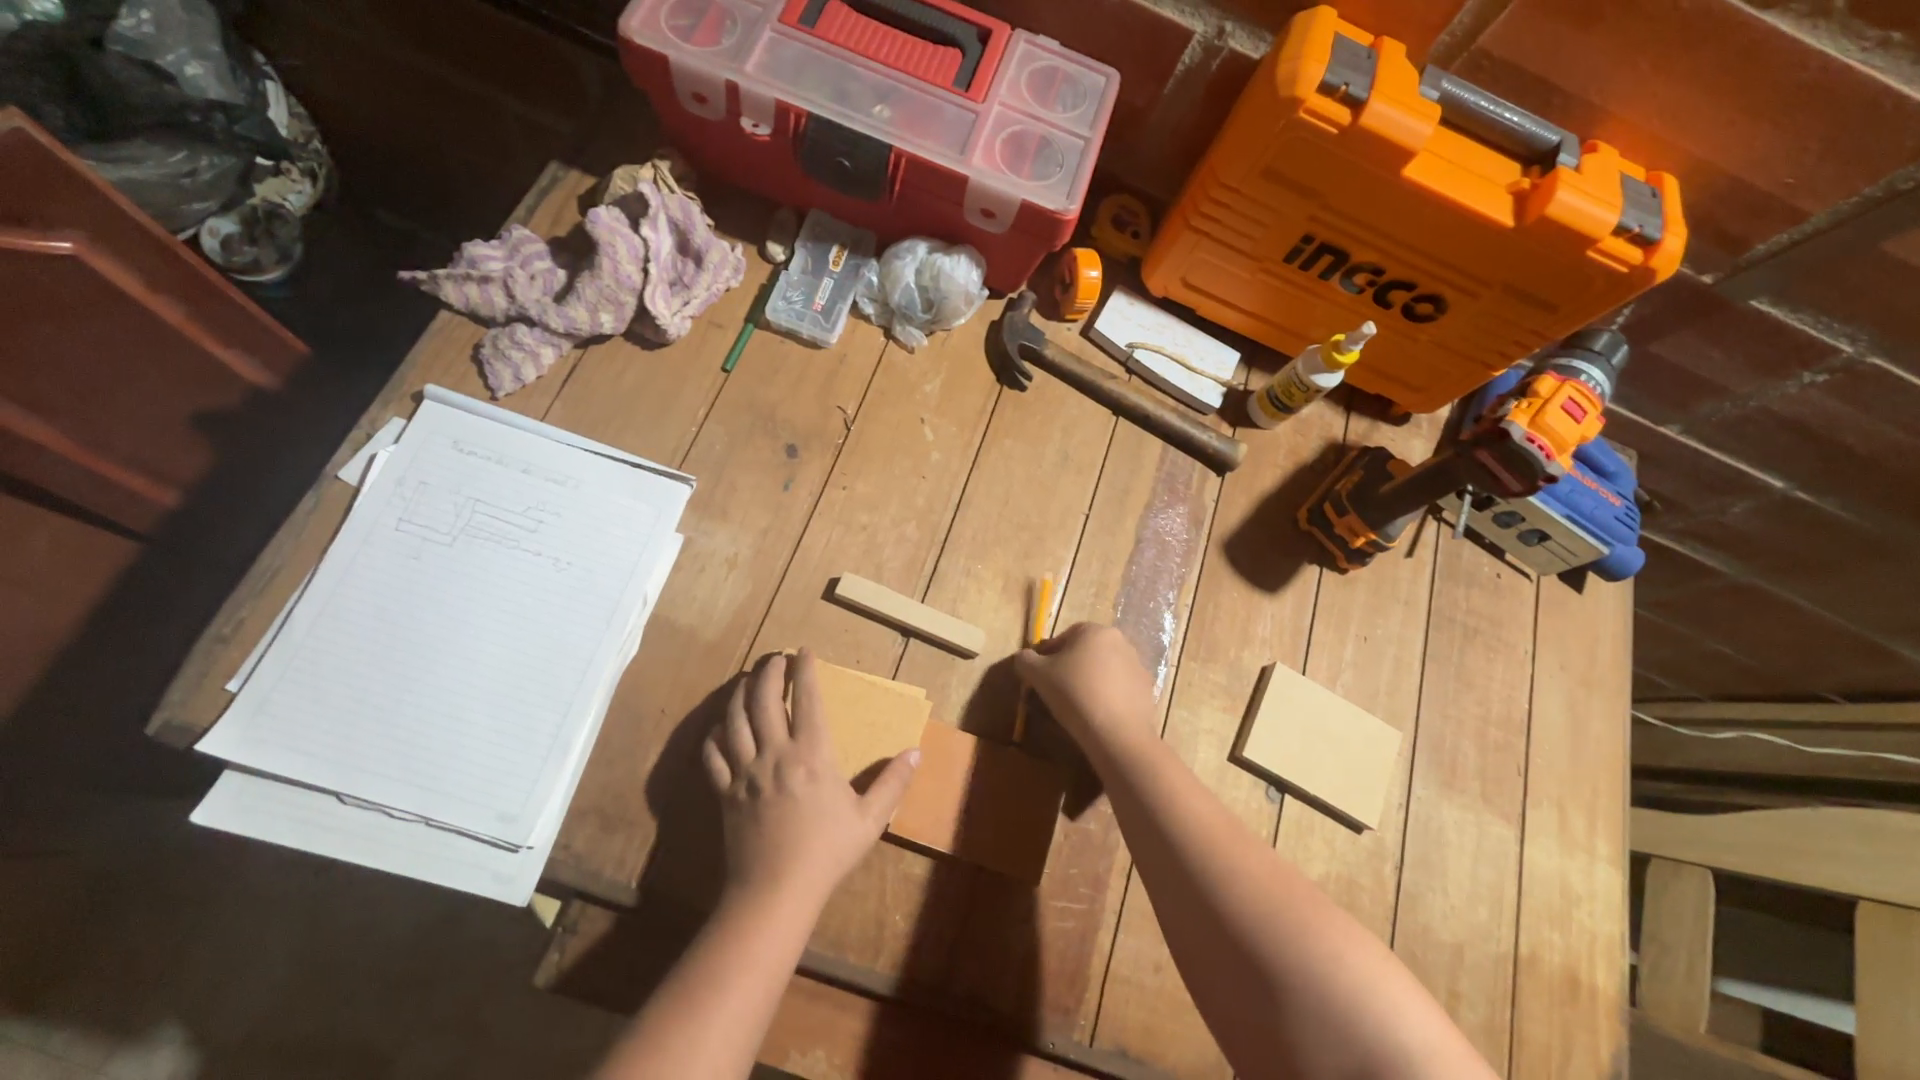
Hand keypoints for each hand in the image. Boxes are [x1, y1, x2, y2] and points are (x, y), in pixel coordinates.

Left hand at [702, 649, 918, 910]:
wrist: (774, 891)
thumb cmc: (827, 854)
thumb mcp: (870, 820)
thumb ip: (892, 783)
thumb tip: (916, 752)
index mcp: (812, 755)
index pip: (806, 699)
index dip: (804, 670)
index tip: (804, 651)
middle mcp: (775, 754)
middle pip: (764, 699)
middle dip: (768, 671)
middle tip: (774, 658)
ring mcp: (745, 772)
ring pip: (734, 719)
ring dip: (739, 693)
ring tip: (746, 681)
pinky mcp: (725, 792)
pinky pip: (714, 754)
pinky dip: (716, 734)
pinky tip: (721, 727)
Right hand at [1015, 623, 1158, 756]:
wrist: (1116, 732)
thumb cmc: (1073, 694)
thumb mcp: (1037, 674)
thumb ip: (1025, 660)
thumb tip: (1024, 657)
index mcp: (1094, 631)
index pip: (1064, 637)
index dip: (1048, 655)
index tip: (1040, 676)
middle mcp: (1120, 641)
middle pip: (1087, 651)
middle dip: (1072, 667)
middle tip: (1057, 690)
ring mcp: (1138, 665)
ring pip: (1105, 669)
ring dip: (1091, 680)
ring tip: (1078, 704)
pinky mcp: (1147, 689)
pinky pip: (1120, 688)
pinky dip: (1108, 696)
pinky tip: (1097, 714)